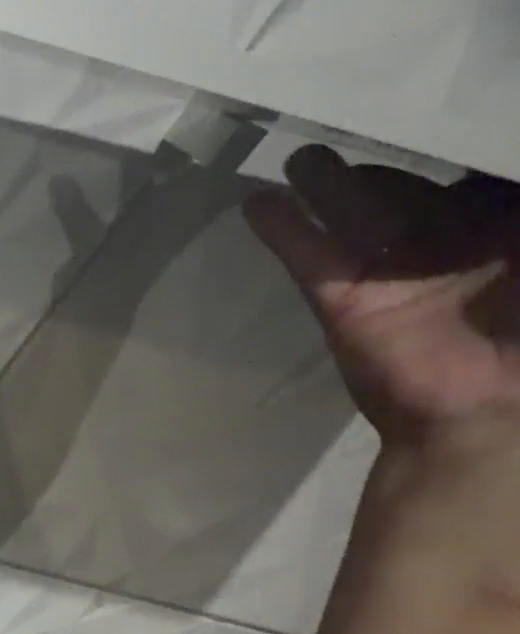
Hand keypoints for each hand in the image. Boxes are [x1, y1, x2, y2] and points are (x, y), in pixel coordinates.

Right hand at [247, 146, 519, 447]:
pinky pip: (310, 257)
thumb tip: (486, 171)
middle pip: (412, 192)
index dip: (462, 141)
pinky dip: (284, 230)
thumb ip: (516, 202)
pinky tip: (258, 203)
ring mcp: (391, 276)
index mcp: (510, 229)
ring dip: (328, 185)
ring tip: (302, 154)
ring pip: (357, 217)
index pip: (480, 175)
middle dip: (385, 164)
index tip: (445, 107)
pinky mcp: (344, 301)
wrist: (494, 407)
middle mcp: (451, 246)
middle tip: (357, 124)